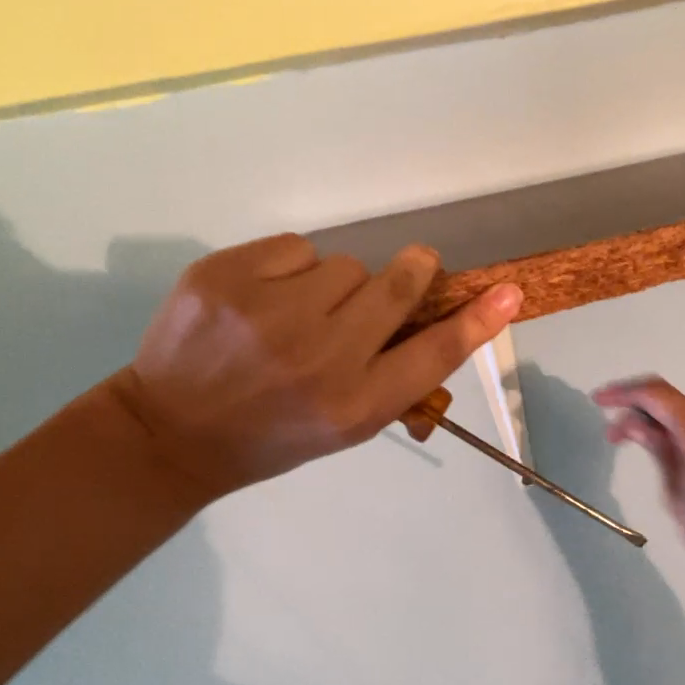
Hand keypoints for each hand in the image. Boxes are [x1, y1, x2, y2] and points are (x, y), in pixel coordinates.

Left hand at [107, 233, 520, 499]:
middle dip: (413, 272)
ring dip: (341, 282)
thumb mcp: (346, 428)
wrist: (174, 430)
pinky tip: (269, 298)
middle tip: (417, 266)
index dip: (477, 322)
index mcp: (356, 406)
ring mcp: (270, 313)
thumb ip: (392, 380)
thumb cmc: (276, 435)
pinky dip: (294, 268)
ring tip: (306, 312)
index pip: (434, 354)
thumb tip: (437, 324)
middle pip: (396, 287)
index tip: (509, 293)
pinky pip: (296, 248)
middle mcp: (322, 357)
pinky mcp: (227, 277)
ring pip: (346, 265)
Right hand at [595, 376, 684, 594]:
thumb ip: (658, 450)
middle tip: (614, 437)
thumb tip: (636, 424)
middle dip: (641, 413)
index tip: (599, 402)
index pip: (657, 394)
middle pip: (676, 403)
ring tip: (640, 450)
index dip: (624, 393)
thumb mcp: (675, 493)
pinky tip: (672, 458)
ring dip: (663, 426)